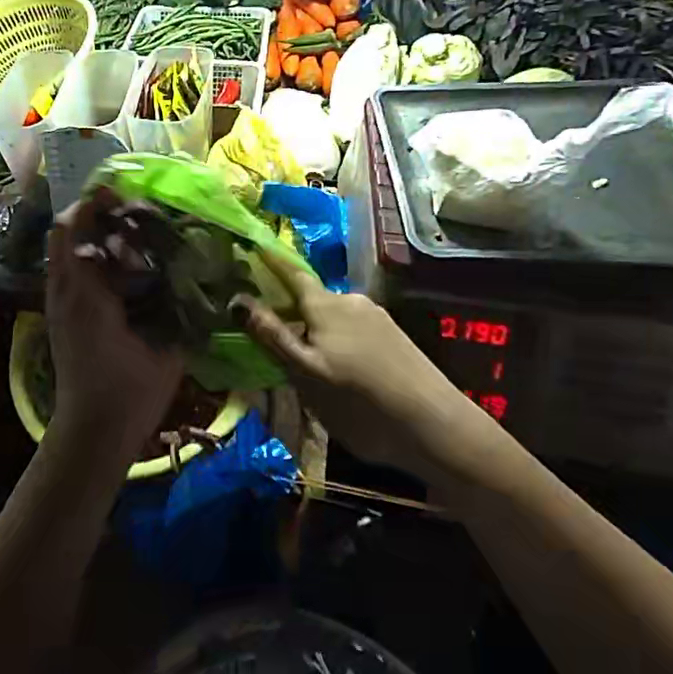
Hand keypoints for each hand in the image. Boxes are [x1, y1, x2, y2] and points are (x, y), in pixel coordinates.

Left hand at [45, 192, 184, 453]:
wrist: (94, 429)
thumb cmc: (129, 388)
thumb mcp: (164, 346)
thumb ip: (176, 306)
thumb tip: (190, 274)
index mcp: (84, 288)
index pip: (75, 227)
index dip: (94, 202)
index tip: (121, 192)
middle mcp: (64, 289)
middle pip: (64, 233)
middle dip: (90, 215)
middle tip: (125, 211)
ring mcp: (56, 304)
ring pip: (62, 253)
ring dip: (86, 237)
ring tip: (123, 236)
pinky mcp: (58, 318)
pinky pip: (65, 274)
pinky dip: (84, 261)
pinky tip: (118, 271)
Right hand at [232, 248, 510, 484]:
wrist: (436, 428)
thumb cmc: (359, 401)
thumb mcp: (304, 372)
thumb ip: (270, 334)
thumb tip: (236, 298)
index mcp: (325, 304)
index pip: (290, 272)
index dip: (269, 259)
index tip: (250, 245)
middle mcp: (351, 301)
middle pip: (311, 298)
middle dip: (289, 310)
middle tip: (269, 335)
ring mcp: (377, 318)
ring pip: (332, 317)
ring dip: (314, 330)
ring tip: (303, 362)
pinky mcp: (395, 338)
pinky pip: (352, 330)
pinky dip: (336, 341)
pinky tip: (338, 370)